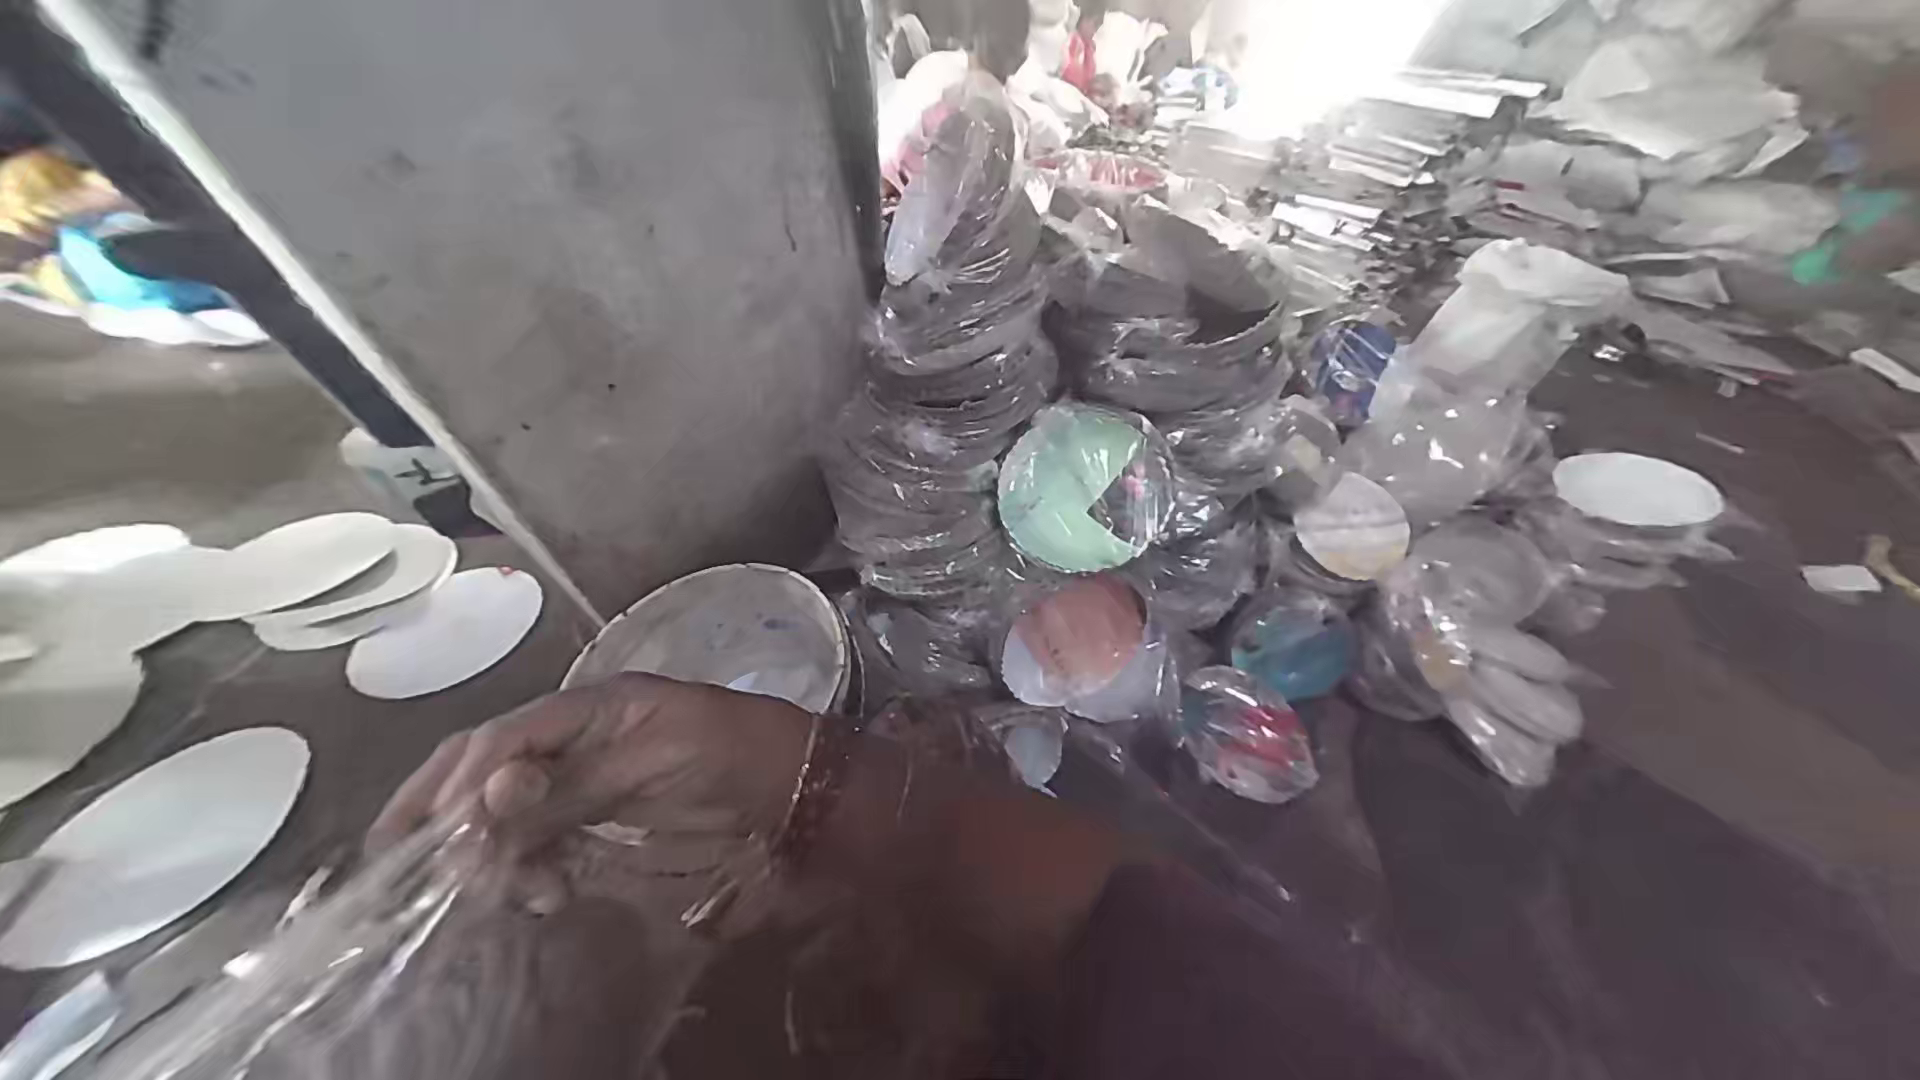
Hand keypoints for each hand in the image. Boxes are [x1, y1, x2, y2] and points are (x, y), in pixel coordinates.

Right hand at [367, 673, 811, 909]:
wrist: (781, 778)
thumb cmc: (729, 753)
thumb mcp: (658, 758)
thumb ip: (578, 779)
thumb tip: (487, 795)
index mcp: (595, 703)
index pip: (507, 733)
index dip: (466, 781)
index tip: (444, 838)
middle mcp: (578, 732)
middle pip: (490, 764)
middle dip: (456, 816)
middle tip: (452, 873)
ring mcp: (586, 770)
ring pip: (508, 806)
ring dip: (499, 852)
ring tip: (528, 892)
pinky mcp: (597, 805)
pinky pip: (540, 832)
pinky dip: (531, 863)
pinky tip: (548, 891)